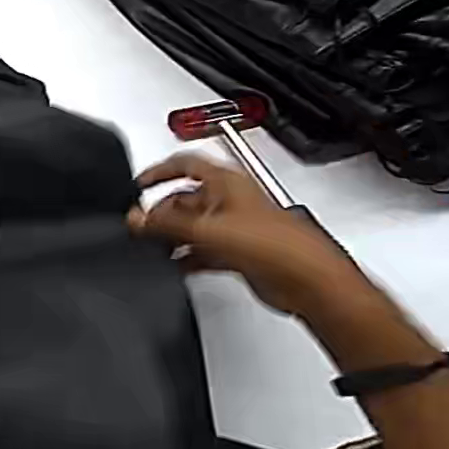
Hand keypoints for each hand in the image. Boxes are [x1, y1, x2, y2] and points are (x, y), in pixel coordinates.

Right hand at [127, 154, 371, 317]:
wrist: (311, 284)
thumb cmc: (279, 246)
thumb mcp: (208, 228)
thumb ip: (166, 222)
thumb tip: (137, 216)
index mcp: (227, 182)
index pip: (184, 164)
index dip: (159, 170)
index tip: (139, 182)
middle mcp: (231, 200)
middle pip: (185, 198)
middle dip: (162, 210)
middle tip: (143, 223)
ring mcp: (235, 227)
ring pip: (193, 226)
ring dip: (172, 236)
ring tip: (152, 245)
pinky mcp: (239, 253)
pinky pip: (203, 250)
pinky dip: (187, 256)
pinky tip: (175, 264)